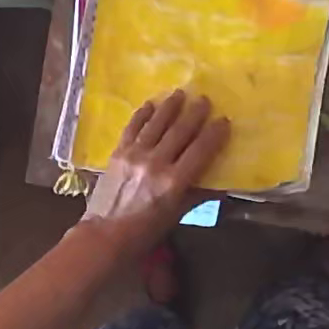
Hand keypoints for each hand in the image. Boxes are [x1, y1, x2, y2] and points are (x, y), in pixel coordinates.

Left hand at [78, 90, 229, 260]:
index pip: (201, 150)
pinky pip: (132, 129)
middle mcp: (155, 163)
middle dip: (194, 114)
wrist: (105, 234)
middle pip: (179, 131)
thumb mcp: (176, 216)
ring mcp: (134, 156)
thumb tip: (221, 184)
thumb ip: (197, 196)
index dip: (214, 134)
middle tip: (204, 99)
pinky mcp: (117, 154)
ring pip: (155, 124)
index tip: (224, 121)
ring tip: (180, 94)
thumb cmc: (144, 232)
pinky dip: (141, 115)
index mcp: (174, 182)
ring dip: (169, 107)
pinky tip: (150, 104)